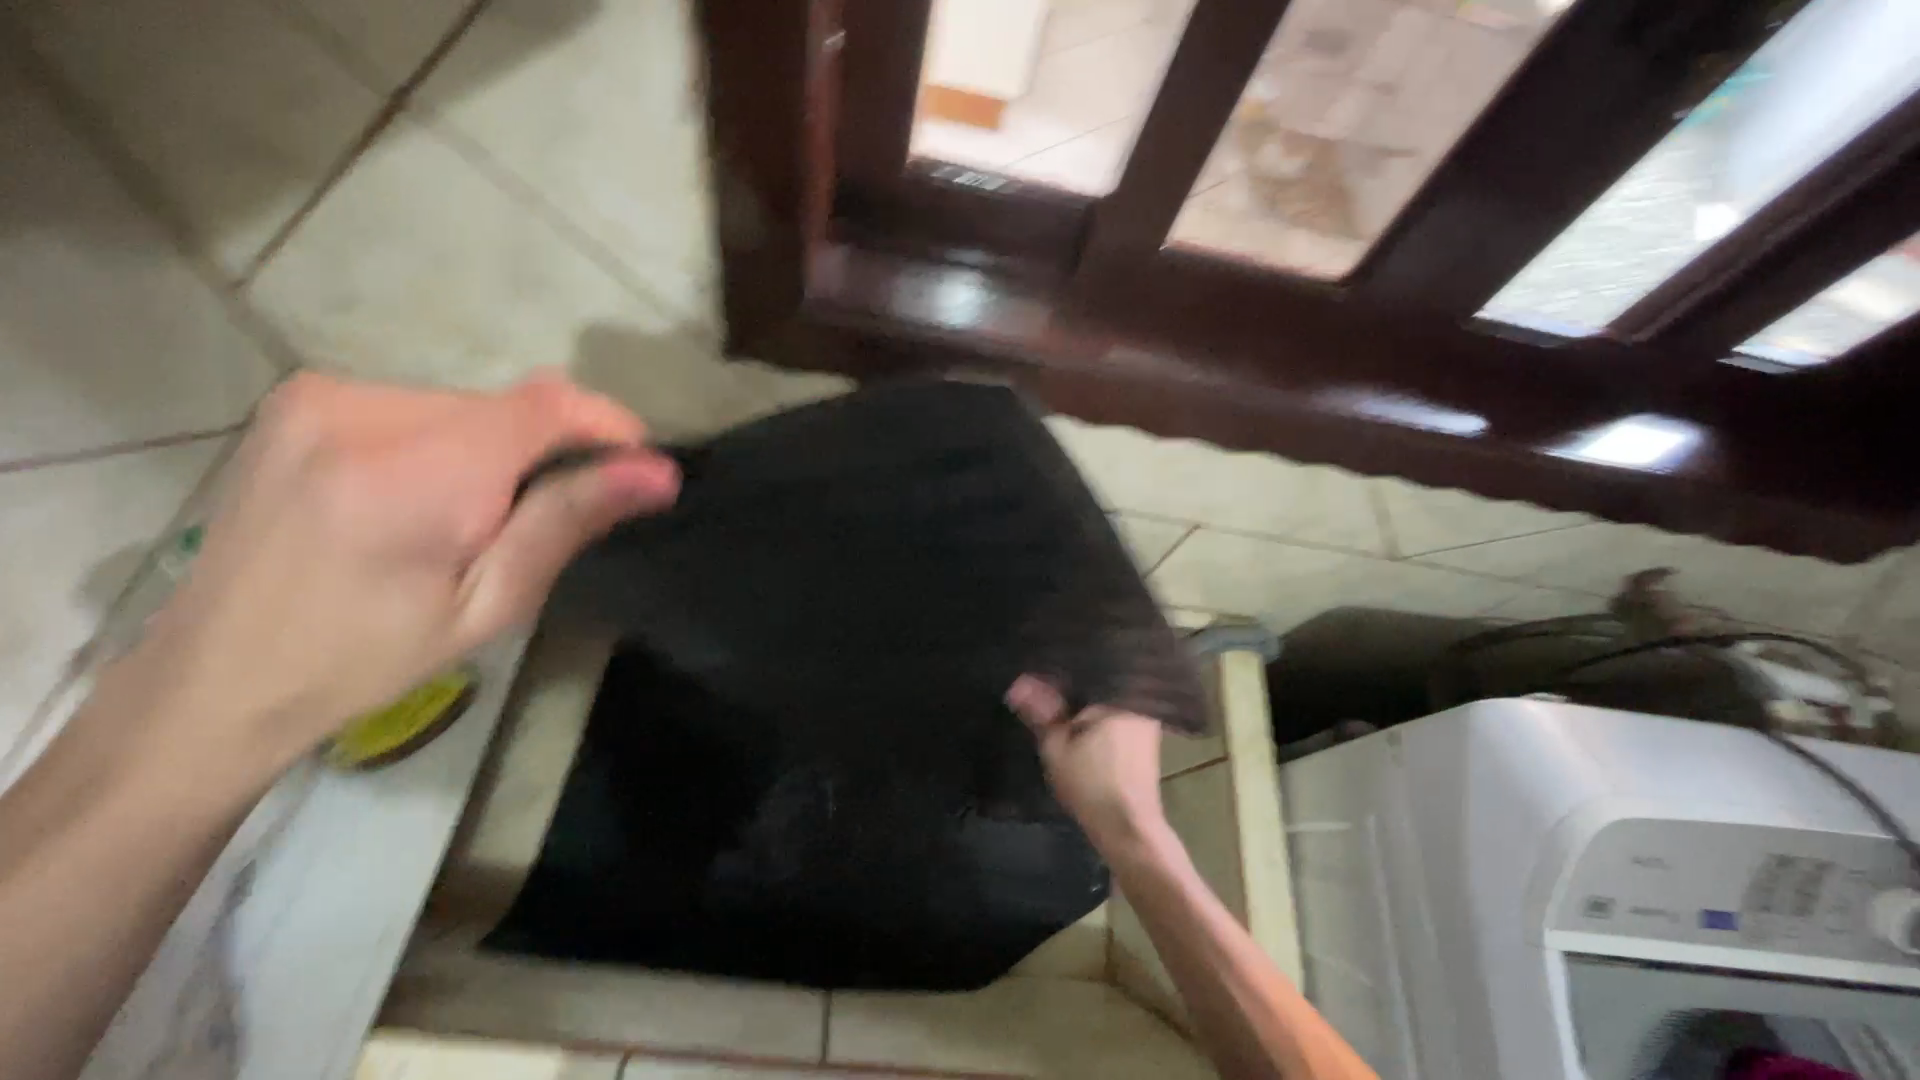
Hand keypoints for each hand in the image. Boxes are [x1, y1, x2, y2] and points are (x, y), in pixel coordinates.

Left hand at [109, 371, 678, 776]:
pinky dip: (444, 442)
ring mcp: (320, 397)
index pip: (544, 405)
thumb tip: (655, 473)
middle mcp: (363, 413)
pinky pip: (417, 404)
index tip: (636, 464)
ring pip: (465, 404)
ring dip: (493, 449)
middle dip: (543, 452)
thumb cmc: (368, 658)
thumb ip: (566, 523)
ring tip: (465, 519)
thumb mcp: (488, 606)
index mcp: (414, 476)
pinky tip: (418, 496)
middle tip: (532, 524)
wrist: (219, 673)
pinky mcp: (300, 399)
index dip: (604, 423)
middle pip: (507, 406)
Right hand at [1005, 675, 1167, 849]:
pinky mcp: (1147, 739)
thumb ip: (1040, 710)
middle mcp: (1137, 702)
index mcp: (1118, 696)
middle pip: (1097, 684)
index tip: (1035, 680)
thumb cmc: (1091, 784)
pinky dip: (1098, 718)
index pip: (1083, 669)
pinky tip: (1080, 725)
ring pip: (1106, 701)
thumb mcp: (1056, 746)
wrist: (1128, 828)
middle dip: (1070, 688)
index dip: (1056, 674)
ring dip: (1084, 704)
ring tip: (1057, 704)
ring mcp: (1145, 720)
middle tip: (1042, 693)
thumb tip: (1018, 684)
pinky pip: (1116, 716)